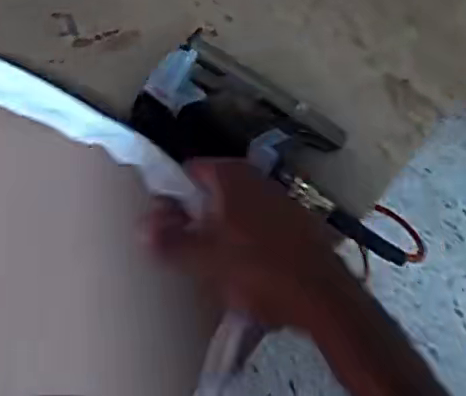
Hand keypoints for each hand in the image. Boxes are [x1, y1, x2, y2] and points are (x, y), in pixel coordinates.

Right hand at [141, 159, 355, 330]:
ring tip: (213, 266)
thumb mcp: (206, 260)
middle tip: (186, 250)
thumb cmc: (260, 269)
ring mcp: (275, 195)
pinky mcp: (291, 220)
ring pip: (233, 210)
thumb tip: (142, 226)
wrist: (322, 294)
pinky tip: (244, 270)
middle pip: (209, 191)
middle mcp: (253, 175)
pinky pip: (255, 225)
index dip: (170, 197)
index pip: (186, 171)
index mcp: (230, 174)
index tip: (163, 225)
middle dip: (194, 218)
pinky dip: (244, 240)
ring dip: (219, 232)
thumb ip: (171, 241)